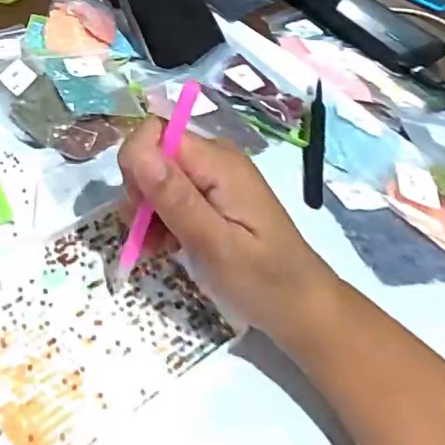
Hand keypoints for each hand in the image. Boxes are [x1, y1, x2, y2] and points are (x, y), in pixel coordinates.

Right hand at [118, 118, 337, 337]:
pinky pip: (172, 191)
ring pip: (158, 175)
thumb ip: (175, 197)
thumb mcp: (216, 245)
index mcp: (218, 161)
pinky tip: (164, 245)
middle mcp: (215, 158)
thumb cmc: (265, 281)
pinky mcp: (213, 195)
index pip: (156, 132)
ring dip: (147, 209)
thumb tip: (138, 152)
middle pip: (154, 153)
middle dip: (140, 190)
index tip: (139, 205)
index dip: (138, 162)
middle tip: (144, 235)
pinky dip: (161, 216)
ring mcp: (215, 176)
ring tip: (154, 248)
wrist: (307, 313)